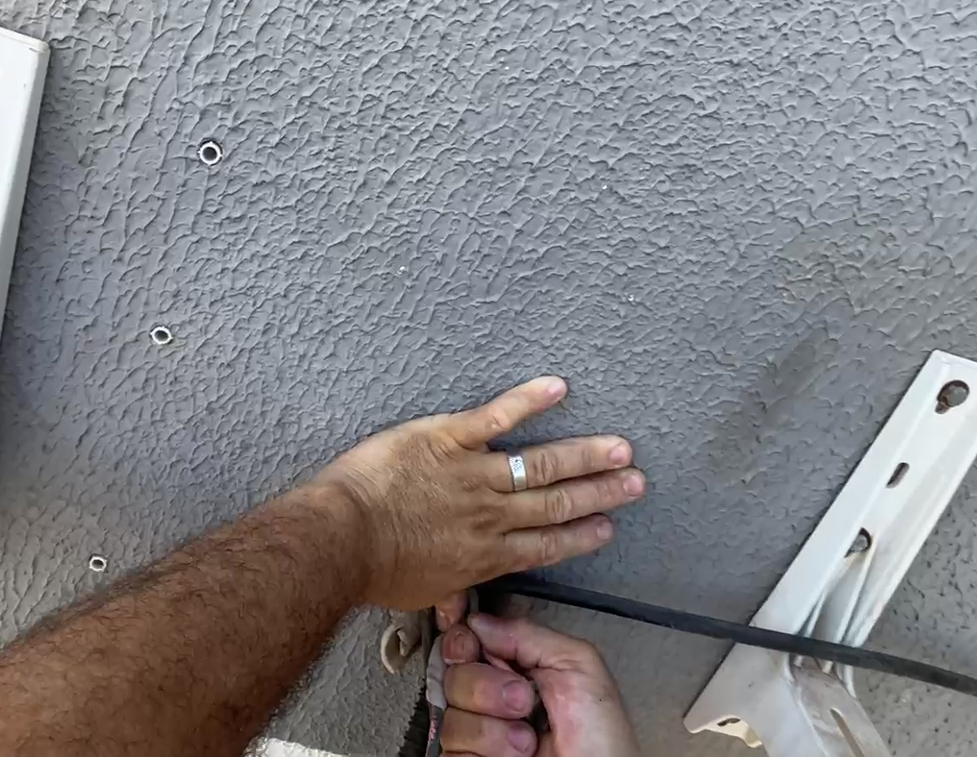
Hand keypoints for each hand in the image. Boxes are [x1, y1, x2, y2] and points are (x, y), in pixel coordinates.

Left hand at [309, 376, 645, 609]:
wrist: (343, 540)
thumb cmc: (372, 567)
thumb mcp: (421, 589)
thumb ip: (452, 580)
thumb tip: (459, 584)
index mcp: (483, 553)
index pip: (546, 543)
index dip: (581, 535)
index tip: (607, 525)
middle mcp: (490, 515)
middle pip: (557, 502)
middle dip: (600, 493)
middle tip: (634, 482)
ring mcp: (474, 474)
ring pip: (541, 465)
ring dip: (584, 455)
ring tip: (618, 448)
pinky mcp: (451, 439)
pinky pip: (496, 416)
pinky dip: (528, 401)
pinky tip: (556, 387)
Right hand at [436, 611, 639, 756]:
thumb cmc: (600, 733)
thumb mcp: (576, 664)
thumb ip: (527, 635)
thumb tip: (477, 620)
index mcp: (512, 665)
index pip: (465, 640)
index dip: (462, 639)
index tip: (472, 646)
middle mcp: (489, 697)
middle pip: (452, 674)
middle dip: (485, 685)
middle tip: (522, 700)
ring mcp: (480, 735)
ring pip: (451, 716)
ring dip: (491, 728)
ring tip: (528, 741)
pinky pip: (453, 752)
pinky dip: (485, 752)